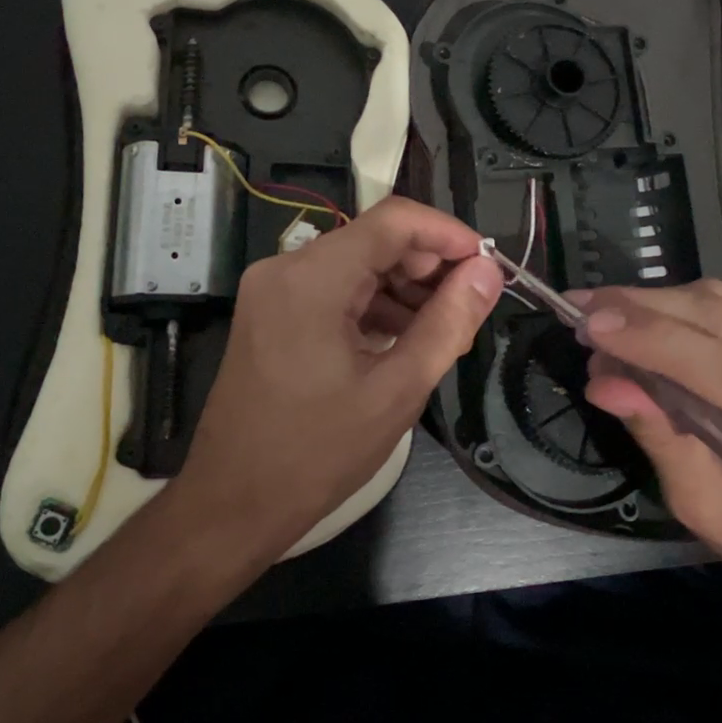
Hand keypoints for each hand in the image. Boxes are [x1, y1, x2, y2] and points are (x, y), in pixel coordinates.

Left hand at [173, 197, 501, 552]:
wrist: (233, 502)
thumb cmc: (316, 453)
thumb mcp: (397, 389)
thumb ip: (449, 323)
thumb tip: (488, 273)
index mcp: (312, 277)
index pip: (393, 220)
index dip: (448, 233)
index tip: (488, 265)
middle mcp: (286, 268)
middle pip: (373, 240)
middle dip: (429, 265)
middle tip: (471, 307)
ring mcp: (273, 291)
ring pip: (355, 265)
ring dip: (404, 289)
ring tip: (445, 331)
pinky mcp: (270, 314)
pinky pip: (332, 291)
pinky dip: (373, 306)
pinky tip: (404, 340)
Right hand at [573, 280, 721, 609]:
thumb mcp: (708, 518)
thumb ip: (665, 446)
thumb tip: (604, 384)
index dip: (665, 345)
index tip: (596, 326)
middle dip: (649, 312)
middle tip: (581, 310)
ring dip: (659, 301)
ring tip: (601, 309)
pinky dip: (681, 305)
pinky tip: (640, 313)